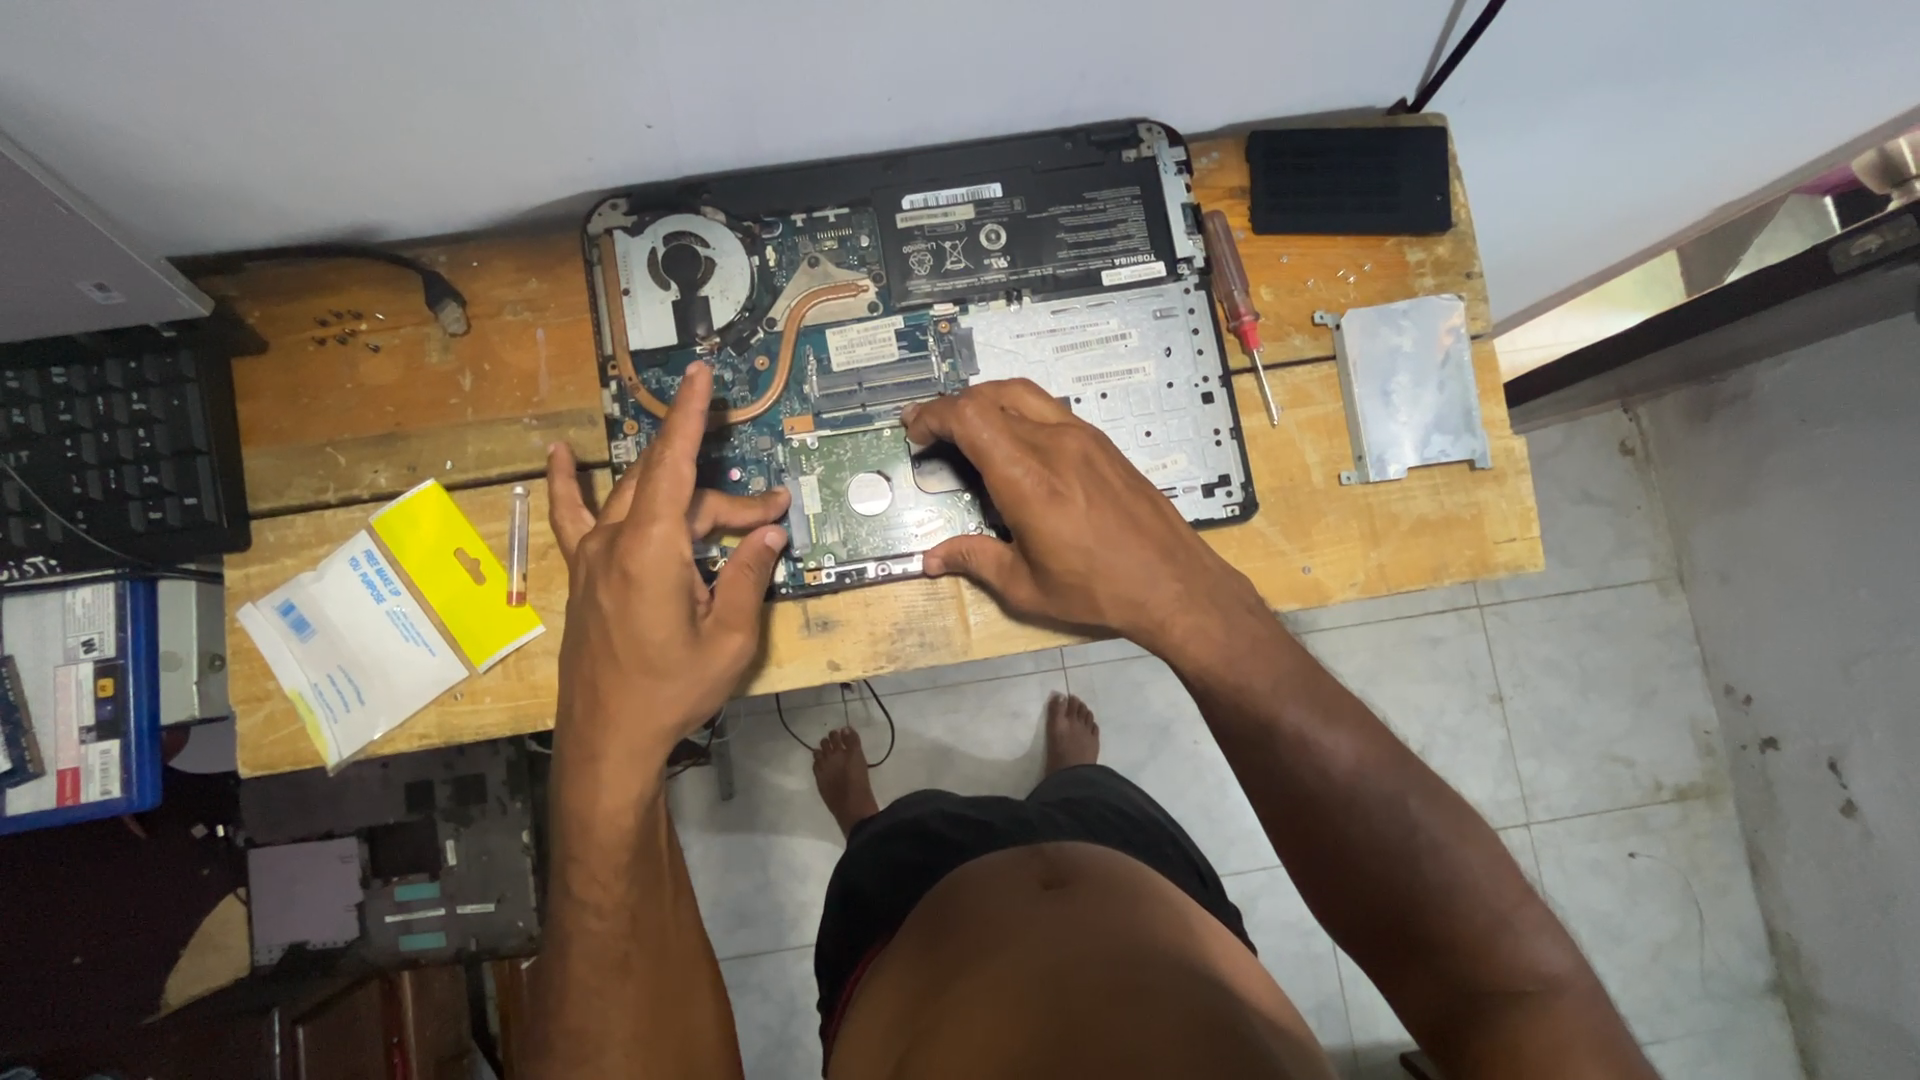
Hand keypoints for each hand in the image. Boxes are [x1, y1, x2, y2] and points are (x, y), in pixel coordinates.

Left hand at [546, 362, 790, 768]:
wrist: (608, 738)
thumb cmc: (673, 691)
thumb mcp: (730, 638)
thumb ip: (749, 576)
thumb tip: (767, 533)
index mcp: (651, 551)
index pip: (674, 465)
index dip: (690, 417)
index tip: (703, 376)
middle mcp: (614, 541)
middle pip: (672, 490)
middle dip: (727, 496)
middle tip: (773, 514)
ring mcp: (591, 556)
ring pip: (639, 499)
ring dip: (683, 495)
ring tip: (730, 511)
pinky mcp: (583, 575)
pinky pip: (575, 516)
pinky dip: (568, 482)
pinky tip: (558, 454)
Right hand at [901, 379, 1264, 656]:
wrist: (1174, 583)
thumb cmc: (1096, 590)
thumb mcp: (1025, 587)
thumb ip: (974, 560)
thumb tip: (930, 559)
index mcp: (1027, 477)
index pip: (970, 417)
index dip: (934, 416)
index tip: (915, 432)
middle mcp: (1054, 443)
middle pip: (991, 395)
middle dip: (952, 406)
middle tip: (931, 431)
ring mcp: (1083, 437)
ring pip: (1023, 393)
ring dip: (986, 400)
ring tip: (967, 427)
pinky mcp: (1103, 443)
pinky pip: (1049, 408)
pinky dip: (1017, 410)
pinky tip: (1014, 442)